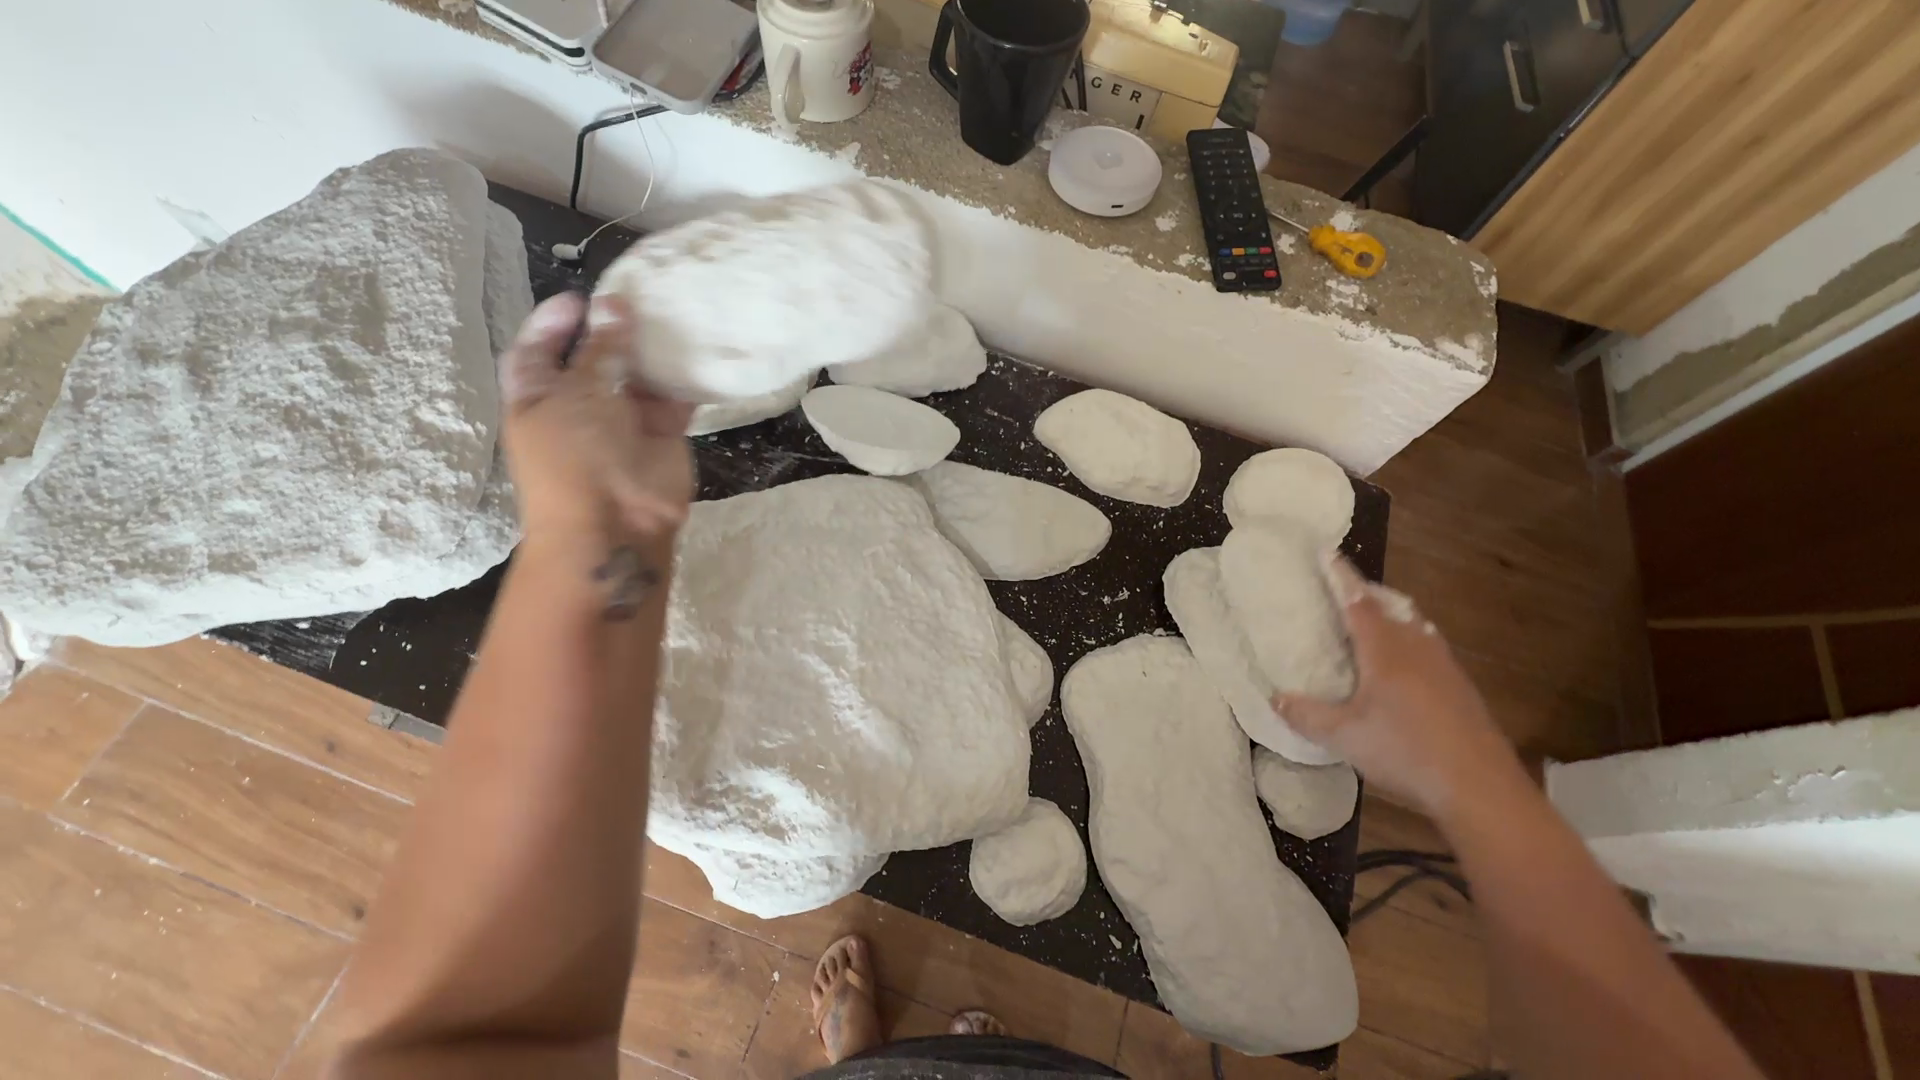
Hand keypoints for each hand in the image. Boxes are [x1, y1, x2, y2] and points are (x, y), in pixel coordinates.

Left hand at [498, 293, 695, 546]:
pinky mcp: (661, 434)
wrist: (615, 526)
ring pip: (638, 376)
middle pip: (595, 357)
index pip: (539, 347)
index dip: (557, 320)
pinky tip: (699, 352)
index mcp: (537, 395)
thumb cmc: (576, 456)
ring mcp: (622, 421)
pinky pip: (674, 399)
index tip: (585, 296)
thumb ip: (601, 348)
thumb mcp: (579, 393)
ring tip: (675, 316)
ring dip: (653, 351)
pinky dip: (686, 380)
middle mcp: (579, 405)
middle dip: (615, 330)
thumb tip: (614, 304)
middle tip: (642, 299)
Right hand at [1274, 558, 1524, 820]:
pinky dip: (1407, 640)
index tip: (1326, 552)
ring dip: (1390, 615)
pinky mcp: (1459, 687)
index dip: (1340, 577)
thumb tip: (1275, 698)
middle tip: (1342, 588)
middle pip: (1391, 606)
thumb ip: (1307, 715)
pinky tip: (1401, 665)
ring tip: (1369, 621)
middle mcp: (1417, 647)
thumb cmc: (1406, 751)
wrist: (1480, 787)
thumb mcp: (1344, 737)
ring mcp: (1444, 666)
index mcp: (1385, 650)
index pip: (1358, 602)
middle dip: (1366, 592)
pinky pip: (1427, 647)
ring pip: (1413, 625)